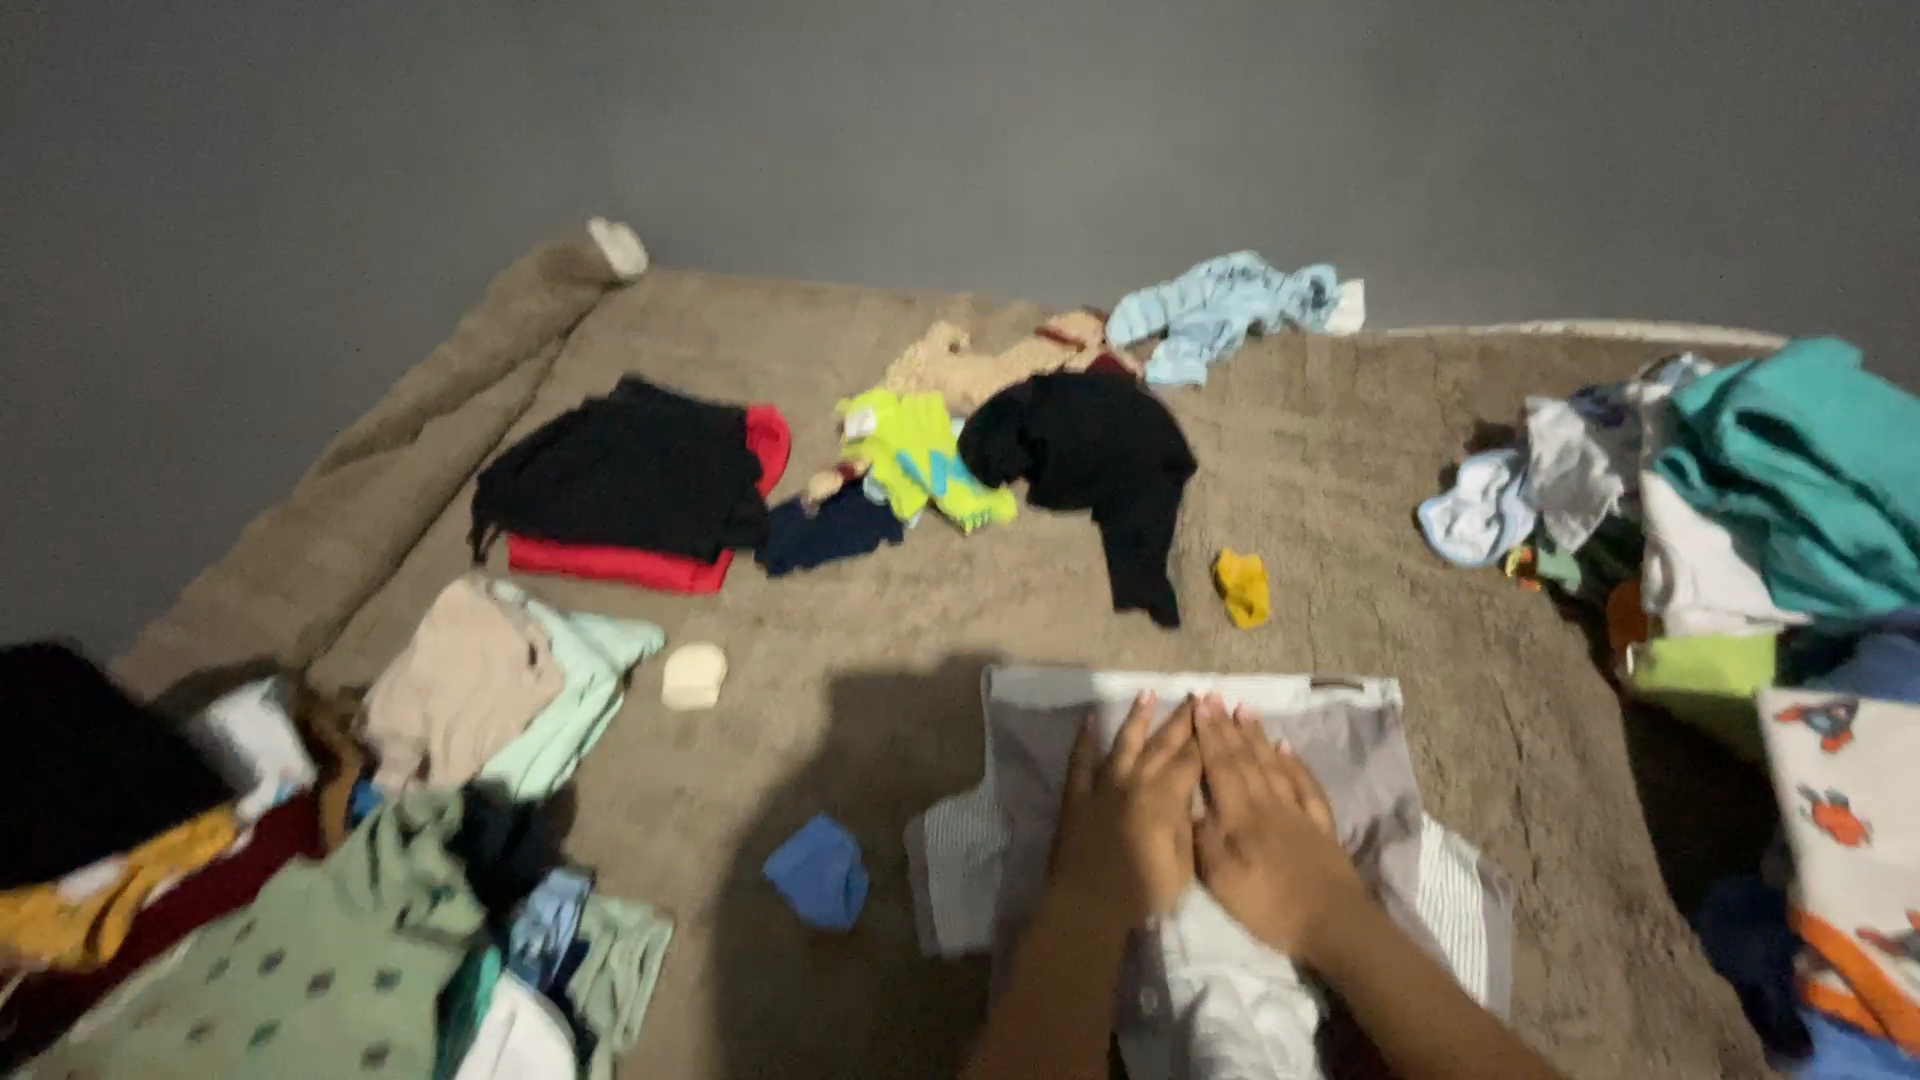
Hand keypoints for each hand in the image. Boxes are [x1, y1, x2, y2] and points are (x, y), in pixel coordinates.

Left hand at [1050, 691, 1204, 925]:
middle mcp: (1134, 783)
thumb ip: (1186, 825)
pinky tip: (1089, 719)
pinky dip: (1084, 739)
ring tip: (1147, 693)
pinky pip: (1079, 762)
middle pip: (1161, 746)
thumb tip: (1190, 795)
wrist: (1088, 904)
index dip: (1205, 738)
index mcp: (1163, 800)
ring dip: (1137, 718)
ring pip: (1123, 744)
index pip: (1190, 762)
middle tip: (1195, 696)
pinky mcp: (1076, 795)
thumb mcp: (1182, 865)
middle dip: (1180, 720)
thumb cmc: (1142, 893)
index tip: (1217, 715)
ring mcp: (1102, 786)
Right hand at [1193, 698, 1370, 964]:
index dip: (1208, 733)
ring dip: (1256, 735)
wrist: (1334, 925)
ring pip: (1272, 764)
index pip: (1219, 765)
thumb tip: (1186, 801)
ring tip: (1245, 709)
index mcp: (1239, 815)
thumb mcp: (1221, 879)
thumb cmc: (1269, 905)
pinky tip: (1287, 747)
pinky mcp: (1320, 826)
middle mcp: (1266, 803)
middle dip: (1227, 726)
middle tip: (1216, 696)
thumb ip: (1202, 836)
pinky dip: (1295, 763)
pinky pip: (1305, 785)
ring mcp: (1297, 812)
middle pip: (1244, 757)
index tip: (1199, 704)